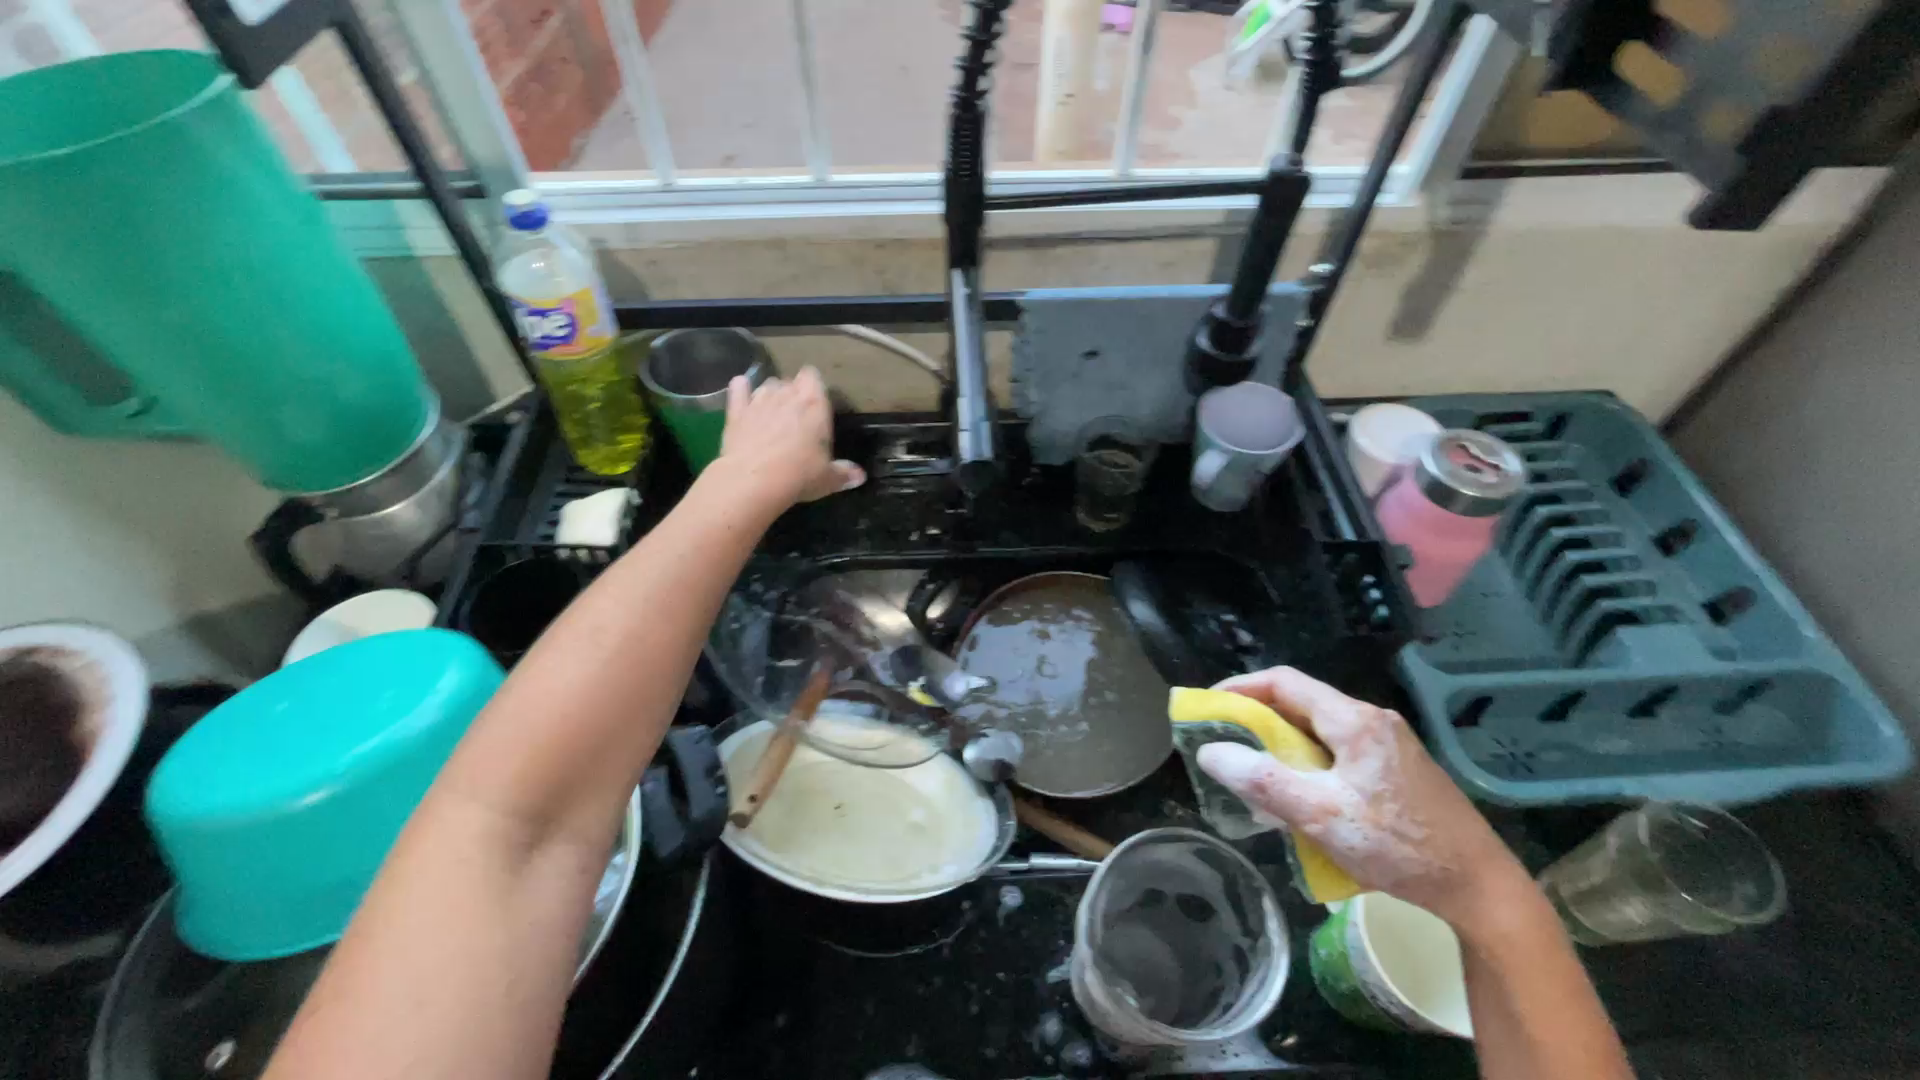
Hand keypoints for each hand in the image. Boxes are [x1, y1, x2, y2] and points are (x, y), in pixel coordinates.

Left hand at [717, 367, 864, 505]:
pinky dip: (741, 389)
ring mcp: (759, 402)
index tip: (815, 399)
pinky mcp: (736, 412)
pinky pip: (738, 390)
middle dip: (792, 392)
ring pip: (766, 385)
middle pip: (790, 381)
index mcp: (815, 405)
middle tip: (796, 413)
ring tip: (773, 409)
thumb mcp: (828, 479)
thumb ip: (844, 474)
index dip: (813, 385)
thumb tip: (860, 476)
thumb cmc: (799, 475)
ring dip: (770, 393)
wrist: (754, 481)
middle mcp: (787, 396)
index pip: (814, 377)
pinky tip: (741, 389)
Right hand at [1194, 666, 1530, 935]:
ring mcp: (1388, 746)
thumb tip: (1209, 752)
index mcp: (1354, 720)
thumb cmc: (1399, 846)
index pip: (1284, 682)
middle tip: (1224, 746)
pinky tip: (1299, 799)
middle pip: (1300, 705)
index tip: (1207, 710)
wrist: (1480, 889)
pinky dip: (1306, 766)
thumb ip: (1263, 780)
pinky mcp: (1396, 772)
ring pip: (1318, 732)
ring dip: (1280, 748)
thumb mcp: (1321, 814)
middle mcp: (1372, 722)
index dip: (1240, 689)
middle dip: (1256, 722)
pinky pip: (1337, 754)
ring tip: (1254, 777)